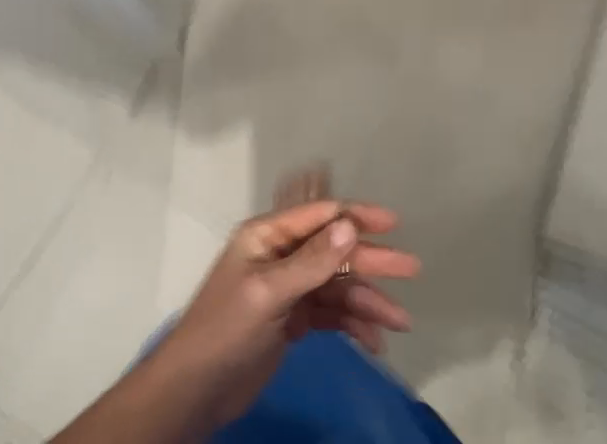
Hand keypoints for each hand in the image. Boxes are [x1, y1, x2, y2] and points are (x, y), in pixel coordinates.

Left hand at [153, 198, 420, 427]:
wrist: (195, 391)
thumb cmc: (225, 330)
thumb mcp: (268, 293)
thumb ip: (312, 261)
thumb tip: (349, 224)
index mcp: (267, 237)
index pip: (320, 216)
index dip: (357, 216)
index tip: (393, 222)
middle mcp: (280, 257)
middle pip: (335, 252)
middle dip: (373, 261)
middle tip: (412, 269)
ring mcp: (288, 289)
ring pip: (338, 287)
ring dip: (368, 302)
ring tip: (399, 322)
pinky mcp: (292, 320)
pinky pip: (330, 314)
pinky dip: (352, 325)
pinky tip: (373, 341)